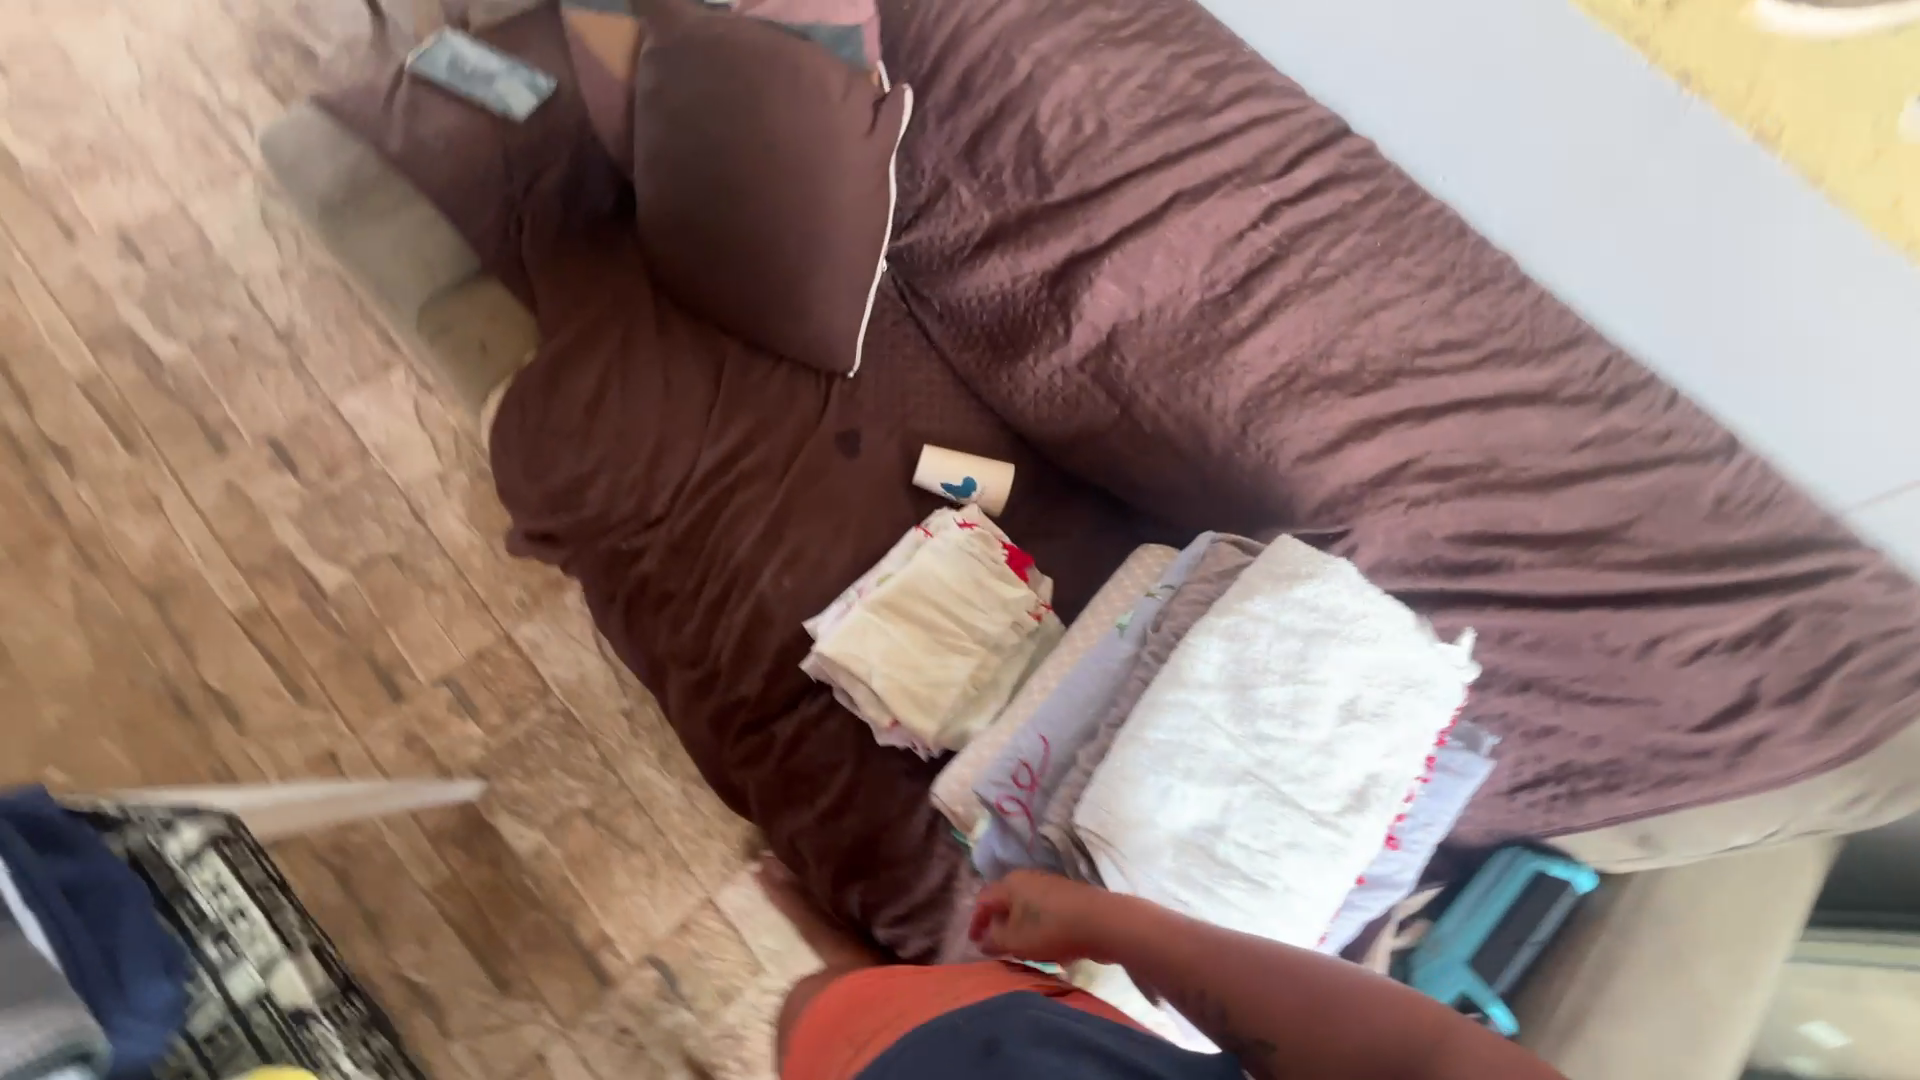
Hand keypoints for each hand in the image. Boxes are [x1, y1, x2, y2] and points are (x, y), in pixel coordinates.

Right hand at [969, 870, 1115, 962]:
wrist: (1101, 921)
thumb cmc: (1051, 929)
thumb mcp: (1016, 941)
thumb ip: (994, 941)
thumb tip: (982, 939)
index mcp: (1010, 884)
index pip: (984, 899)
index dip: (976, 921)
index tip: (974, 942)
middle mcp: (1028, 878)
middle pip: (1005, 900)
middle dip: (997, 923)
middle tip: (995, 946)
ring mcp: (1049, 885)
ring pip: (1025, 907)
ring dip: (1018, 927)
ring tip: (1019, 949)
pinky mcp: (1067, 897)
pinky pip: (1043, 912)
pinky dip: (1036, 927)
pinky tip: (1044, 945)